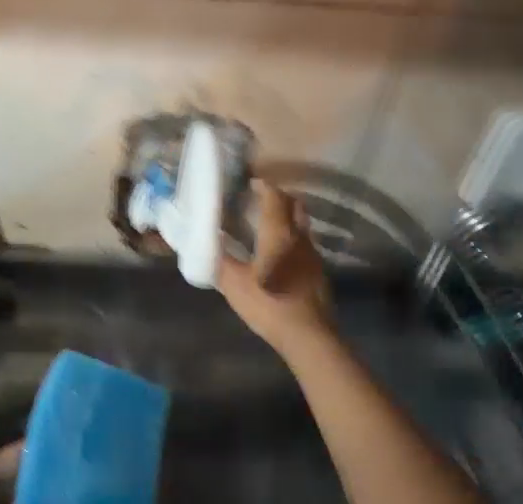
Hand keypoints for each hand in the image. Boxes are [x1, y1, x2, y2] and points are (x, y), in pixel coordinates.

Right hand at [217, 180, 333, 357]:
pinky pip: (305, 244)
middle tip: (261, 200)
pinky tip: (281, 256)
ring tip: (269, 226)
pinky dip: (293, 240)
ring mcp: (313, 255)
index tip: (251, 184)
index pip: (274, 197)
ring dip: (288, 218)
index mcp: (278, 233)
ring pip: (302, 225)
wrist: (310, 337)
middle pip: (294, 205)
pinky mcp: (319, 273)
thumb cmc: (269, 305)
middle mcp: (299, 237)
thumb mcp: (234, 284)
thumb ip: (219, 261)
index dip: (263, 186)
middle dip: (279, 197)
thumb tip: (204, 242)